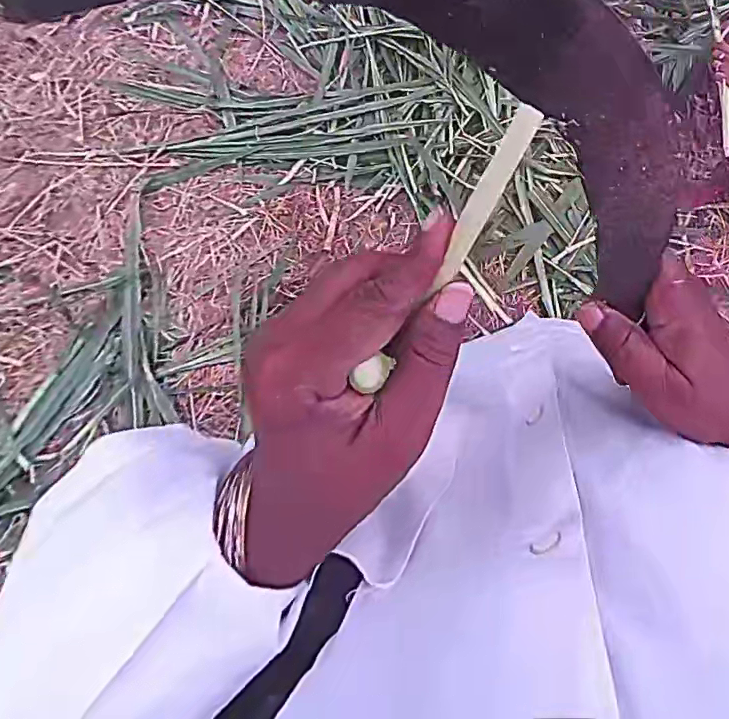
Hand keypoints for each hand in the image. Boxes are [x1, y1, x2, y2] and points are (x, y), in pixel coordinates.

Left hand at [239, 214, 474, 586]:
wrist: (286, 502)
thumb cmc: (348, 480)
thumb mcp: (404, 432)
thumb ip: (430, 359)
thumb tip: (455, 294)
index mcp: (301, 374)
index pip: (370, 304)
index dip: (414, 265)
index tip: (446, 226)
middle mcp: (277, 340)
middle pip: (355, 277)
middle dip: (405, 274)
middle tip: (447, 293)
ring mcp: (272, 330)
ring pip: (347, 277)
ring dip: (390, 287)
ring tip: (413, 334)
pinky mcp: (281, 326)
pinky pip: (337, 291)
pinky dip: (372, 299)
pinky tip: (386, 338)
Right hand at [574, 254, 728, 460]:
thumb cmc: (710, 404)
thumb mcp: (655, 382)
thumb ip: (620, 343)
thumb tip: (589, 310)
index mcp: (673, 296)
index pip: (632, 256)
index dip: (610, 280)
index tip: (607, 316)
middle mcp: (683, 286)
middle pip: (630, 274)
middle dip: (615, 306)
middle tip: (623, 346)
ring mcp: (687, 295)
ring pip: (637, 289)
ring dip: (627, 317)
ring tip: (638, 354)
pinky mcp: (688, 307)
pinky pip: (650, 302)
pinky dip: (641, 325)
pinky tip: (649, 352)